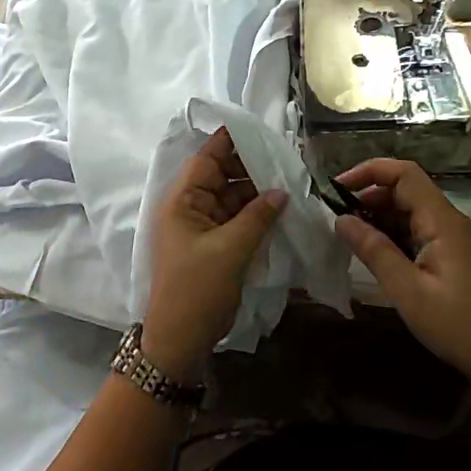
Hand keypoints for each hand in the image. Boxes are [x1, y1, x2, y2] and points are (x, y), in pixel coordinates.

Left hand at [145, 128, 286, 380]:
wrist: (180, 341)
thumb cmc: (197, 290)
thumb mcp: (230, 250)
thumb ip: (258, 216)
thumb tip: (282, 191)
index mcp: (182, 201)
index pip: (207, 158)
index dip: (230, 141)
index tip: (260, 129)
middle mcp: (189, 208)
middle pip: (221, 176)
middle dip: (251, 168)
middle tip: (286, 161)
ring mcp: (201, 227)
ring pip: (232, 197)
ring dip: (257, 192)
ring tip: (289, 183)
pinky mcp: (213, 245)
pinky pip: (236, 219)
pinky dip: (255, 213)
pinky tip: (279, 209)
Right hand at [334, 159, 470, 383]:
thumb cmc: (459, 325)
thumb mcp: (408, 290)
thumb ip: (374, 251)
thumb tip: (341, 219)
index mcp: (441, 220)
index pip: (404, 173)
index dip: (368, 171)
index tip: (336, 188)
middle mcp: (451, 221)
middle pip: (407, 190)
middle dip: (369, 196)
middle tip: (337, 219)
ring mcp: (457, 239)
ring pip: (413, 213)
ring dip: (381, 218)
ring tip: (351, 238)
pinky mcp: (458, 257)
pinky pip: (422, 233)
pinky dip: (396, 236)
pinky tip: (378, 256)